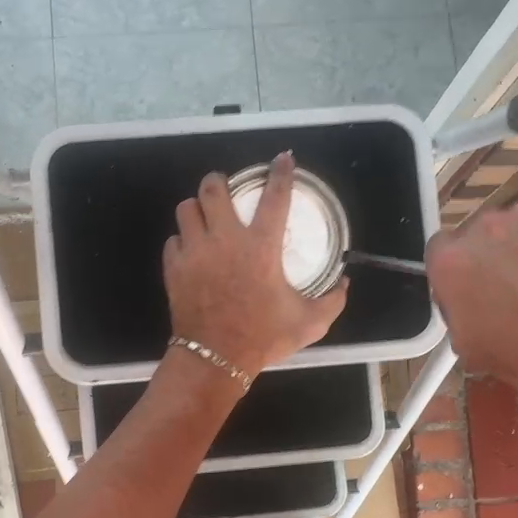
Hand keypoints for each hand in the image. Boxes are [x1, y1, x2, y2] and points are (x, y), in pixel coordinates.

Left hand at [163, 152, 346, 378]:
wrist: (215, 359)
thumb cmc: (263, 338)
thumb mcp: (309, 323)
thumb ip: (332, 300)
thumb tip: (345, 283)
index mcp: (261, 247)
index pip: (275, 197)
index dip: (281, 173)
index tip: (283, 159)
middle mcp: (225, 240)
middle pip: (213, 189)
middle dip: (218, 181)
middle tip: (225, 188)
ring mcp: (195, 252)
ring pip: (186, 209)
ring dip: (196, 208)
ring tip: (203, 216)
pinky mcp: (174, 268)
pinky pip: (173, 240)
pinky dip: (181, 241)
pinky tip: (190, 250)